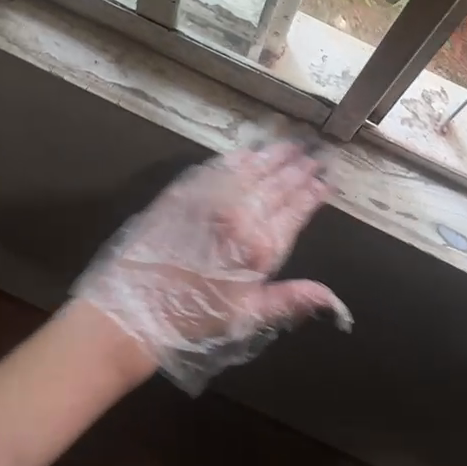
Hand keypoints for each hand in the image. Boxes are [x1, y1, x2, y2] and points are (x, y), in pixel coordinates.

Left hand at [70, 142, 350, 393]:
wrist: (133, 313)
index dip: (313, 194)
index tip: (327, 180)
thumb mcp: (247, 316)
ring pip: (253, 169)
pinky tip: (251, 151)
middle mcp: (240, 215)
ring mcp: (213, 198)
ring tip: (292, 144)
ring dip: (275, 155)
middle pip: (278, 184)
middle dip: (299, 169)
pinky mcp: (187, 191)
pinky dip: (240, 157)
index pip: (296, 211)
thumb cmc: (194, 320)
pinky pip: (220, 166)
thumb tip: (333, 298)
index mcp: (259, 247)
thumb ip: (290, 299)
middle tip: (315, 154)